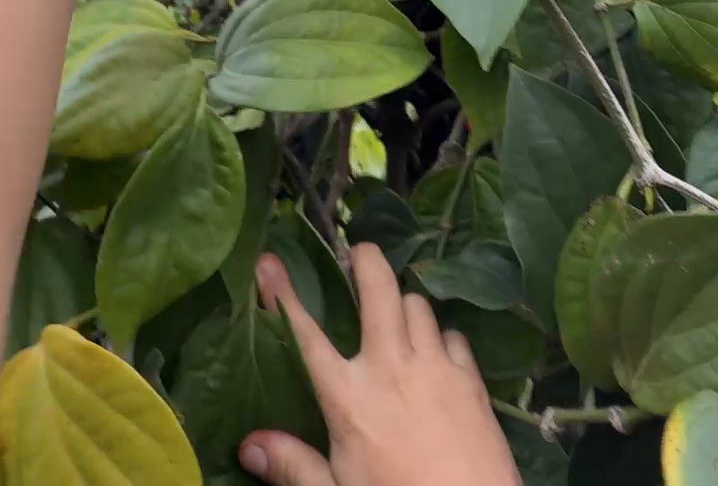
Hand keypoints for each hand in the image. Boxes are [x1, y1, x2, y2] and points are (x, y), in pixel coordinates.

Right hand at [240, 244, 520, 485]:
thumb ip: (295, 467)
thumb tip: (248, 445)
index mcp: (349, 398)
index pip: (307, 335)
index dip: (284, 294)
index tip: (268, 261)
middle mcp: (390, 367)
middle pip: (379, 290)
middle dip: (367, 259)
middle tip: (359, 252)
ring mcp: (434, 367)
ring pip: (418, 305)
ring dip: (405, 305)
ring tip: (396, 315)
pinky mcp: (469, 378)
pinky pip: (452, 335)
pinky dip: (440, 338)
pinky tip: (436, 356)